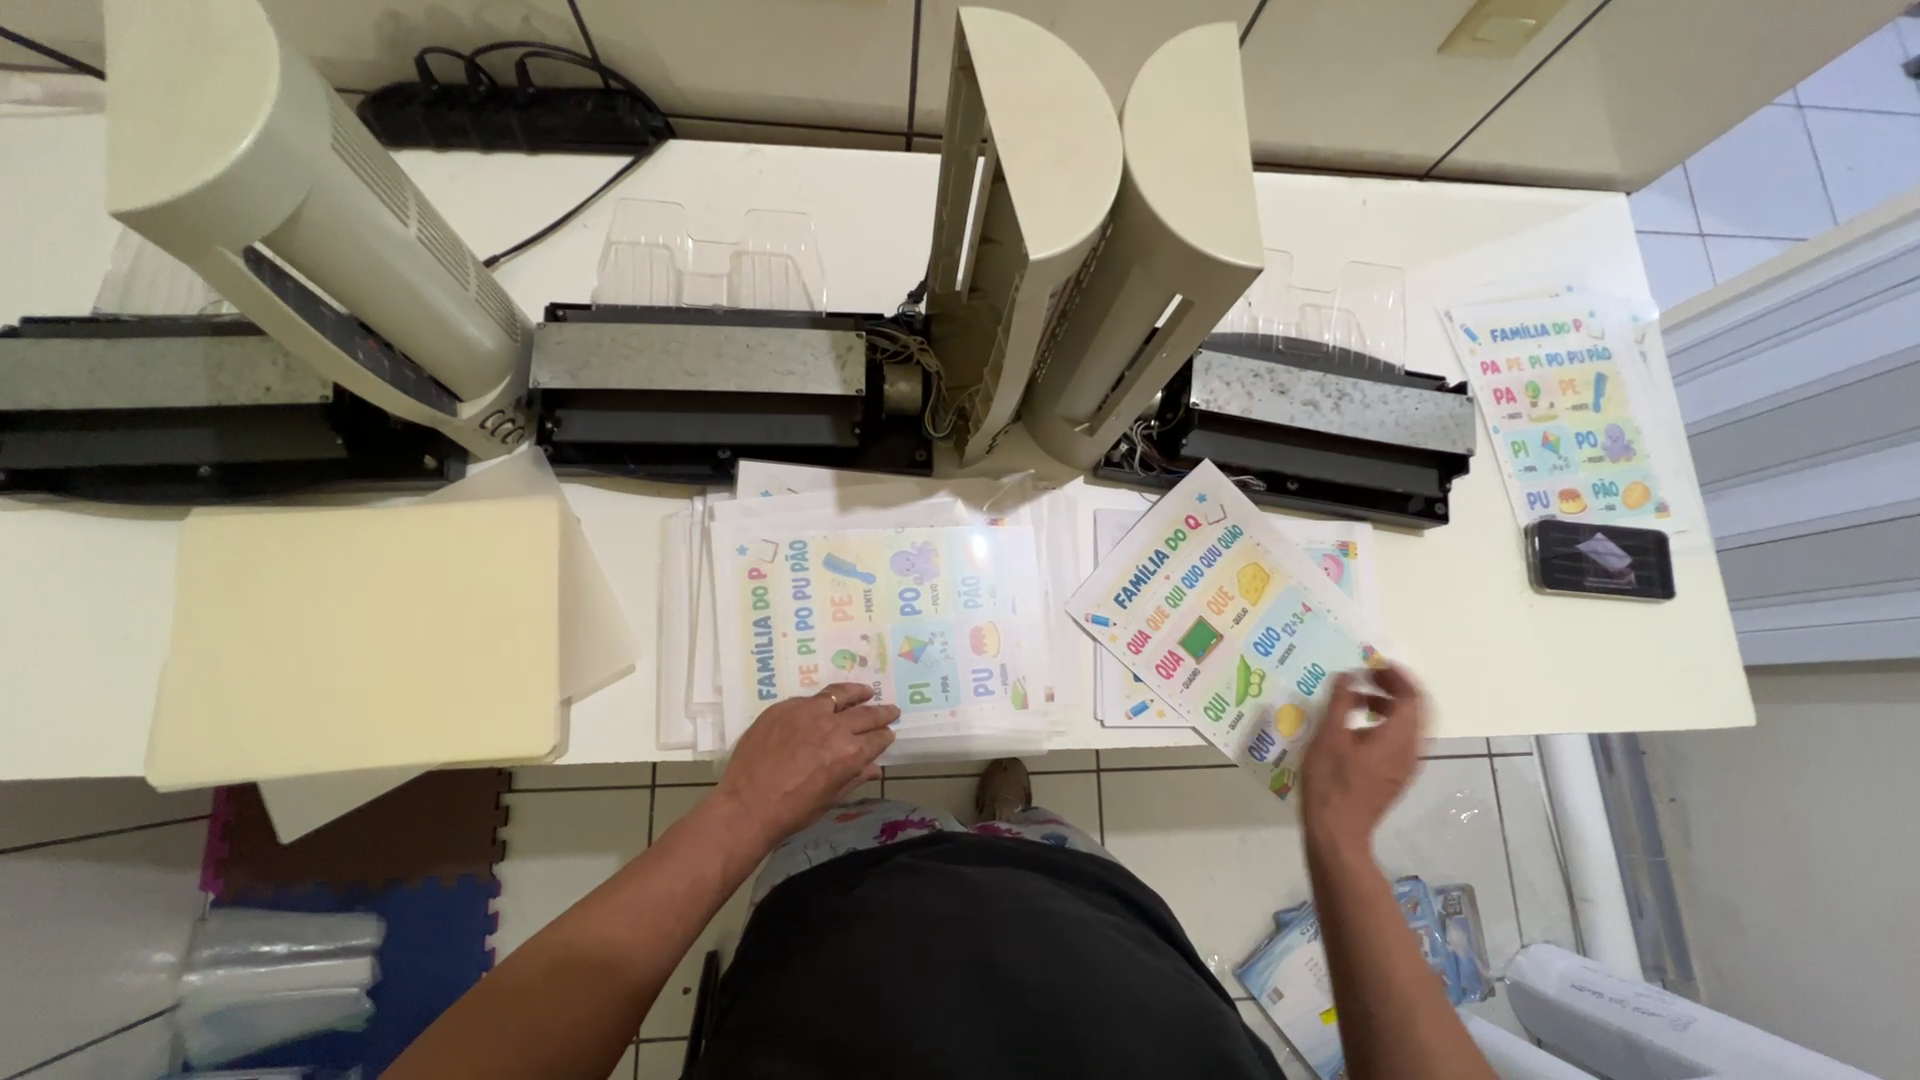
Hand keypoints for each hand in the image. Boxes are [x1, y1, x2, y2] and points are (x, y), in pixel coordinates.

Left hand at [713, 682, 897, 850]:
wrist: (747, 805)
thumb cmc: (793, 810)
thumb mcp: (831, 797)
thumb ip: (855, 777)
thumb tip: (874, 769)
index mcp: (850, 753)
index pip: (877, 738)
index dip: (885, 736)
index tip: (888, 734)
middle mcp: (833, 727)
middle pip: (865, 714)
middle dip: (882, 712)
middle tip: (891, 710)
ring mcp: (807, 712)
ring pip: (839, 694)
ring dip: (856, 693)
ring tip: (865, 691)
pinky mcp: (784, 707)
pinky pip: (809, 700)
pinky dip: (821, 702)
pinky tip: (823, 705)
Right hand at [1300, 662, 1425, 857]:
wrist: (1337, 832)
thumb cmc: (1331, 782)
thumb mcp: (1328, 737)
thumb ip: (1341, 702)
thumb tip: (1348, 675)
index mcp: (1398, 738)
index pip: (1413, 697)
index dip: (1397, 676)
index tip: (1372, 665)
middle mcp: (1410, 751)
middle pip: (1414, 710)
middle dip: (1391, 688)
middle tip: (1362, 677)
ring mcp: (1405, 766)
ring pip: (1407, 726)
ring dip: (1385, 706)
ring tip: (1353, 700)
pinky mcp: (1394, 777)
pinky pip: (1398, 741)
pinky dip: (1383, 725)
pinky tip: (1353, 730)